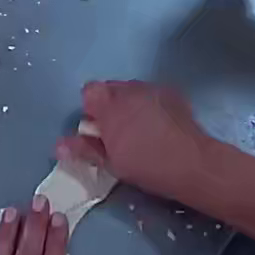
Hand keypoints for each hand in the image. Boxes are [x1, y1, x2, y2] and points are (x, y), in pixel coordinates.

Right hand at [56, 81, 218, 204]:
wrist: (195, 164)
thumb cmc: (148, 165)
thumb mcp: (111, 163)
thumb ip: (84, 149)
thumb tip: (58, 145)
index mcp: (109, 104)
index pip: (88, 91)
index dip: (90, 109)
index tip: (99, 131)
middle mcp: (128, 88)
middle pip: (109, 89)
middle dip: (109, 106)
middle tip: (117, 134)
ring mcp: (151, 88)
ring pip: (130, 91)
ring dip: (129, 104)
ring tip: (140, 130)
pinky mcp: (171, 92)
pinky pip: (149, 94)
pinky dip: (148, 105)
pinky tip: (158, 126)